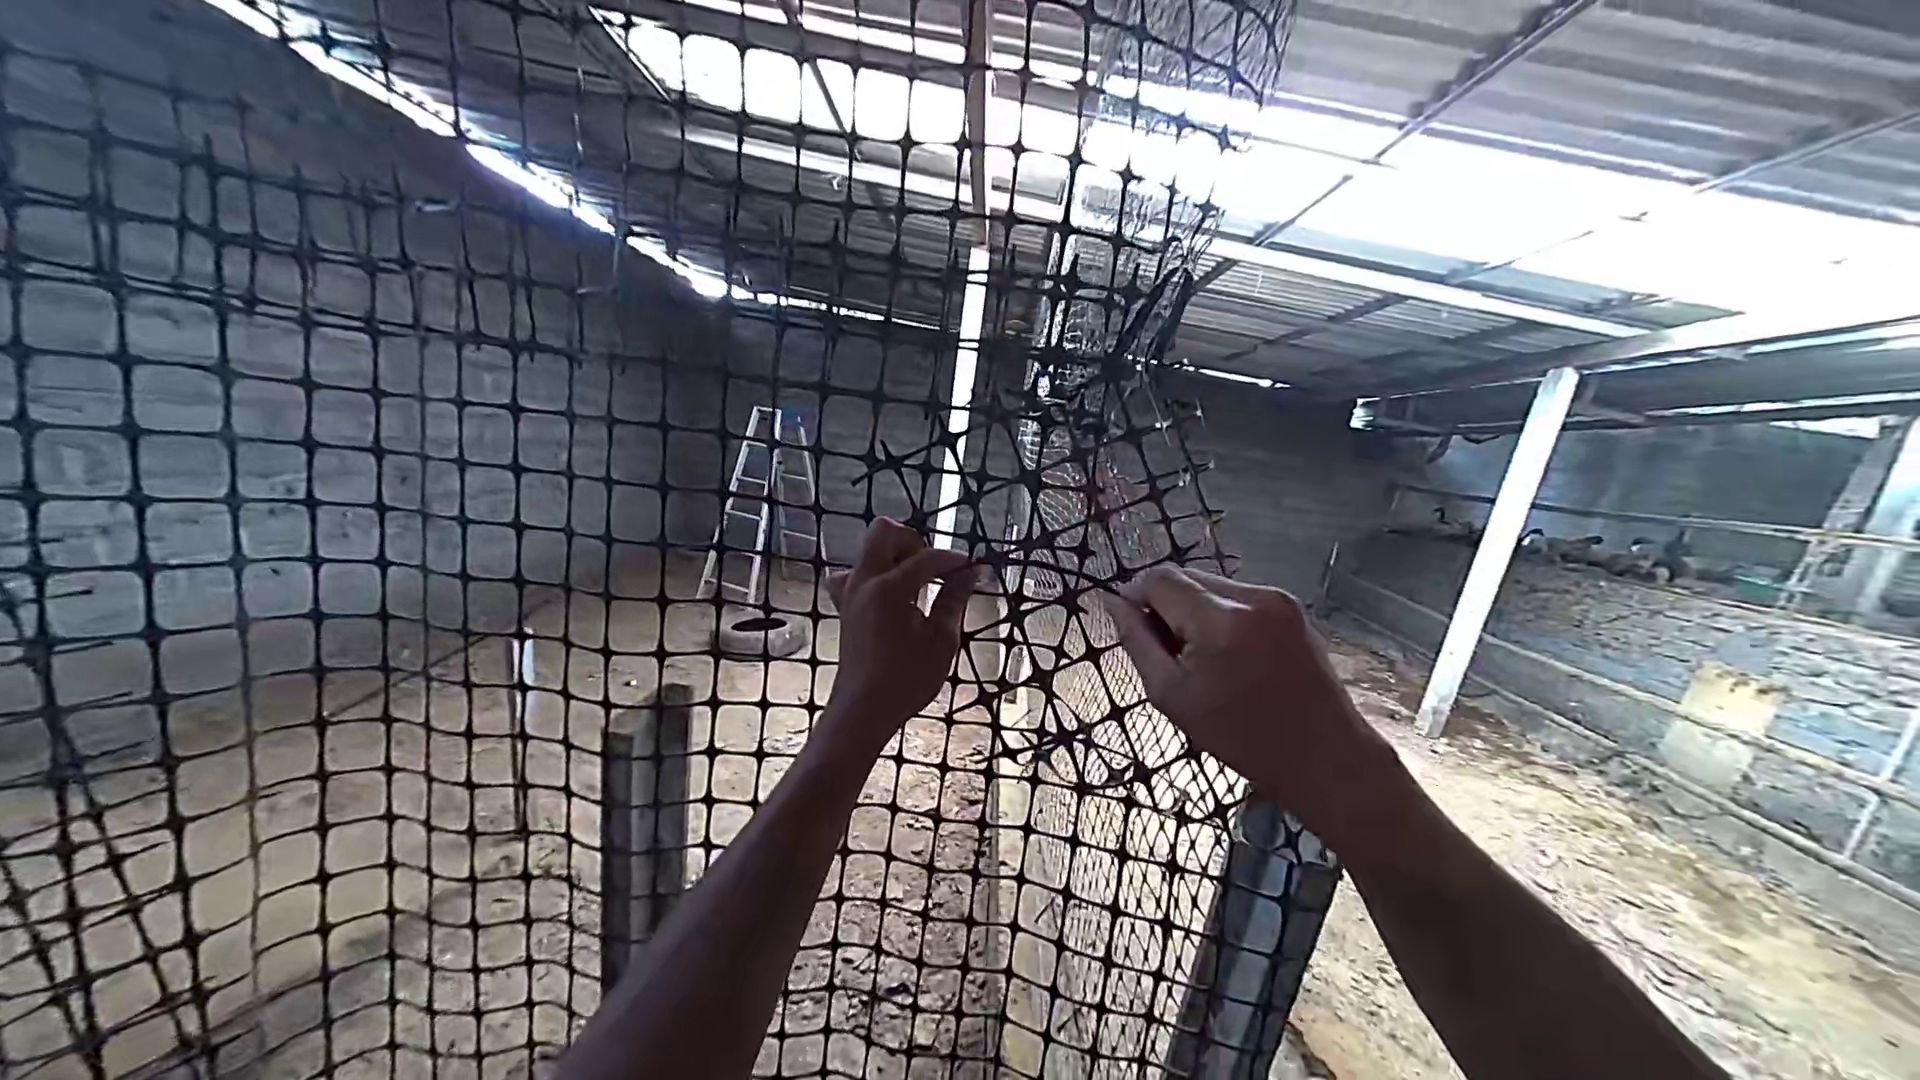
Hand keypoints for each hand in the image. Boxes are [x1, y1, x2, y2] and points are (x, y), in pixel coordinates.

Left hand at [823, 519, 978, 746]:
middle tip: (934, 569)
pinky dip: (875, 575)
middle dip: (913, 541)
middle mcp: (864, 582)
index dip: (954, 559)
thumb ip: (954, 599)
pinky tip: (892, 596)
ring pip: (868, 550)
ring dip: (893, 555)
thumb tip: (971, 573)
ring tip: (915, 583)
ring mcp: (850, 592)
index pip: (927, 557)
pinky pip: (855, 574)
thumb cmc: (906, 680)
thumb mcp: (941, 640)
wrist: (864, 710)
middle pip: (884, 531)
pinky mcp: (845, 606)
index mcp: (890, 588)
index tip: (972, 567)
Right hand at [1096, 566, 1400, 845]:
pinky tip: (1226, 653)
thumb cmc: (1240, 737)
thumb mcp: (1170, 694)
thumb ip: (1135, 641)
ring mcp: (1277, 598)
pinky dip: (1217, 614)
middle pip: (1184, 576)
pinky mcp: (1290, 606)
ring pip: (1208, 584)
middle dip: (1163, 604)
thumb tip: (1111, 602)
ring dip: (1189, 609)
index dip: (1135, 595)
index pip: (1159, 578)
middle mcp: (1252, 596)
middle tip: (1165, 650)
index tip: (1131, 625)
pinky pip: (1234, 595)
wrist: (1324, 758)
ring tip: (1199, 656)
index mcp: (1221, 620)